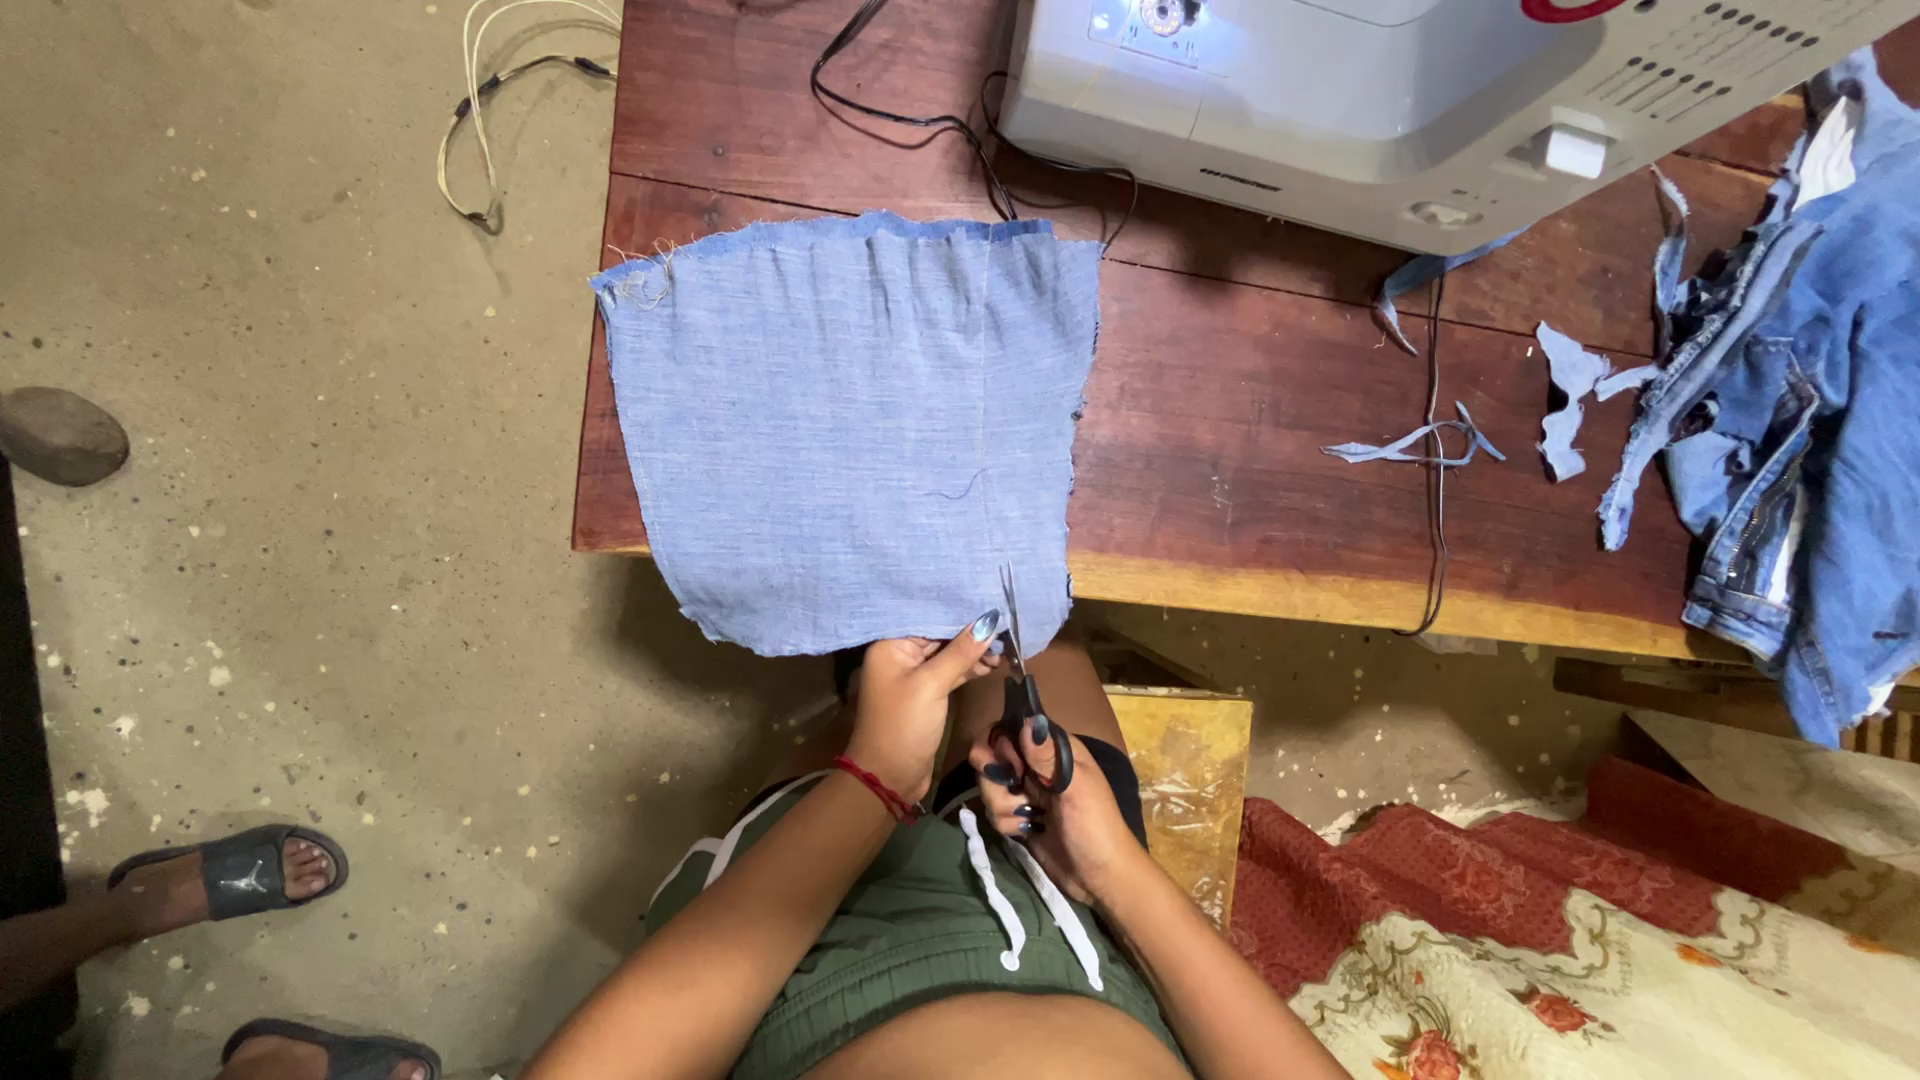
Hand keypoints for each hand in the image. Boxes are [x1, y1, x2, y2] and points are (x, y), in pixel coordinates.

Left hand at [842, 611, 1002, 803]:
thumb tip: (989, 620)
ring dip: (973, 652)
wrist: (889, 776)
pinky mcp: (926, 693)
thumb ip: (961, 652)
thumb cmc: (904, 724)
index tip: (988, 604)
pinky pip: (950, 673)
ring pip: (947, 654)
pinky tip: (991, 665)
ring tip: (1003, 649)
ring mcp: (912, 675)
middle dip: (970, 632)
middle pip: (939, 635)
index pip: (927, 617)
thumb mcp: (933, 684)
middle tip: (1002, 629)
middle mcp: (899, 655)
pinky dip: (968, 669)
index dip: (958, 611)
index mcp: (890, 645)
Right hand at [970, 717, 1152, 906]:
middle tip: (1021, 797)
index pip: (1008, 729)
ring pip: (989, 786)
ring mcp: (1025, 791)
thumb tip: (1027, 720)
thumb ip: (1048, 757)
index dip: (1000, 747)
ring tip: (1032, 819)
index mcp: (1053, 749)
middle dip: (997, 782)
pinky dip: (1006, 823)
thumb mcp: (1076, 788)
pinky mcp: (1018, 816)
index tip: (1013, 768)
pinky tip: (1029, 831)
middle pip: (990, 758)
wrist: (1100, 877)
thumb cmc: (1095, 826)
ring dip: (1004, 806)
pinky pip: (993, 811)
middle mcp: (1035, 764)